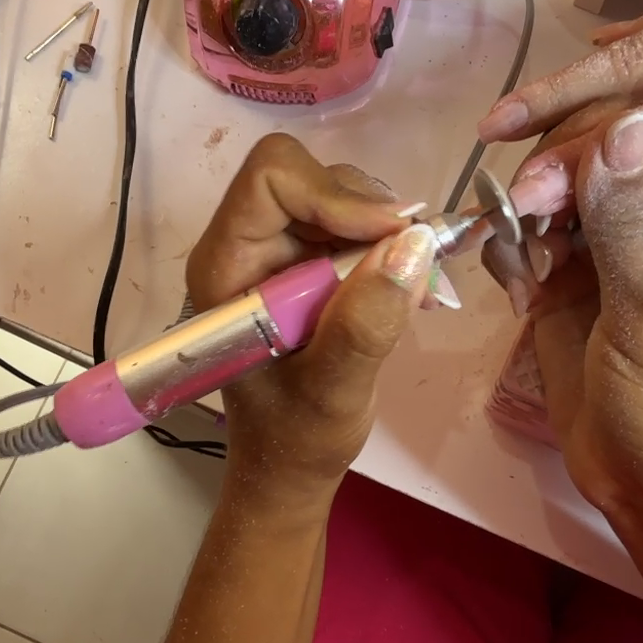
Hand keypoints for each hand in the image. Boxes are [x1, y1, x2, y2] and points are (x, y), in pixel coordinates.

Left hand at [187, 134, 441, 489]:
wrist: (290, 463)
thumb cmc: (297, 437)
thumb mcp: (334, 391)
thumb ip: (365, 323)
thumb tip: (414, 244)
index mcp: (227, 267)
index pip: (271, 178)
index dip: (334, 194)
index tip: (391, 235)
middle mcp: (247, 246)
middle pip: (309, 179)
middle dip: (369, 213)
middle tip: (415, 260)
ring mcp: (277, 253)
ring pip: (337, 196)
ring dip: (384, 231)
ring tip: (411, 282)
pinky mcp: (305, 264)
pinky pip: (351, 226)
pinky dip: (387, 247)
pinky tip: (403, 288)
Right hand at [531, 111, 642, 537]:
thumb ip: (627, 219)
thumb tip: (627, 116)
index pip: (621, 143)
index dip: (570, 156)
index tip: (525, 193)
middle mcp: (639, 223)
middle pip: (573, 167)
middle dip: (534, 192)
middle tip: (511, 233)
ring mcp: (597, 259)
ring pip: (541, 207)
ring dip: (518, 230)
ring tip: (521, 279)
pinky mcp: (561, 292)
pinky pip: (523, 251)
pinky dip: (510, 261)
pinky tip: (517, 294)